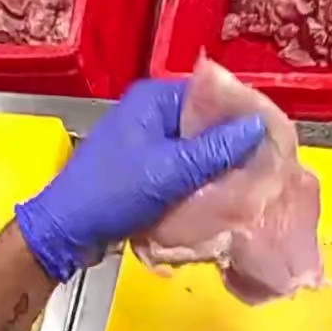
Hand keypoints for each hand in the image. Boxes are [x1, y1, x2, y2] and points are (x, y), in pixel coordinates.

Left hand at [14, 78, 267, 280]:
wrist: (66, 232)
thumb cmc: (111, 195)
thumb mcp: (167, 172)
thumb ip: (213, 151)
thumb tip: (256, 128)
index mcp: (154, 100)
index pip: (211, 97)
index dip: (239, 120)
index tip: (265, 145)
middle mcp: (148, 116)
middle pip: (201, 129)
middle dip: (225, 153)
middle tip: (255, 174)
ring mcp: (141, 147)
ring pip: (189, 157)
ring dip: (208, 176)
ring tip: (236, 193)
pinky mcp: (137, 176)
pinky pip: (173, 177)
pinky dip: (188, 191)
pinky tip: (206, 206)